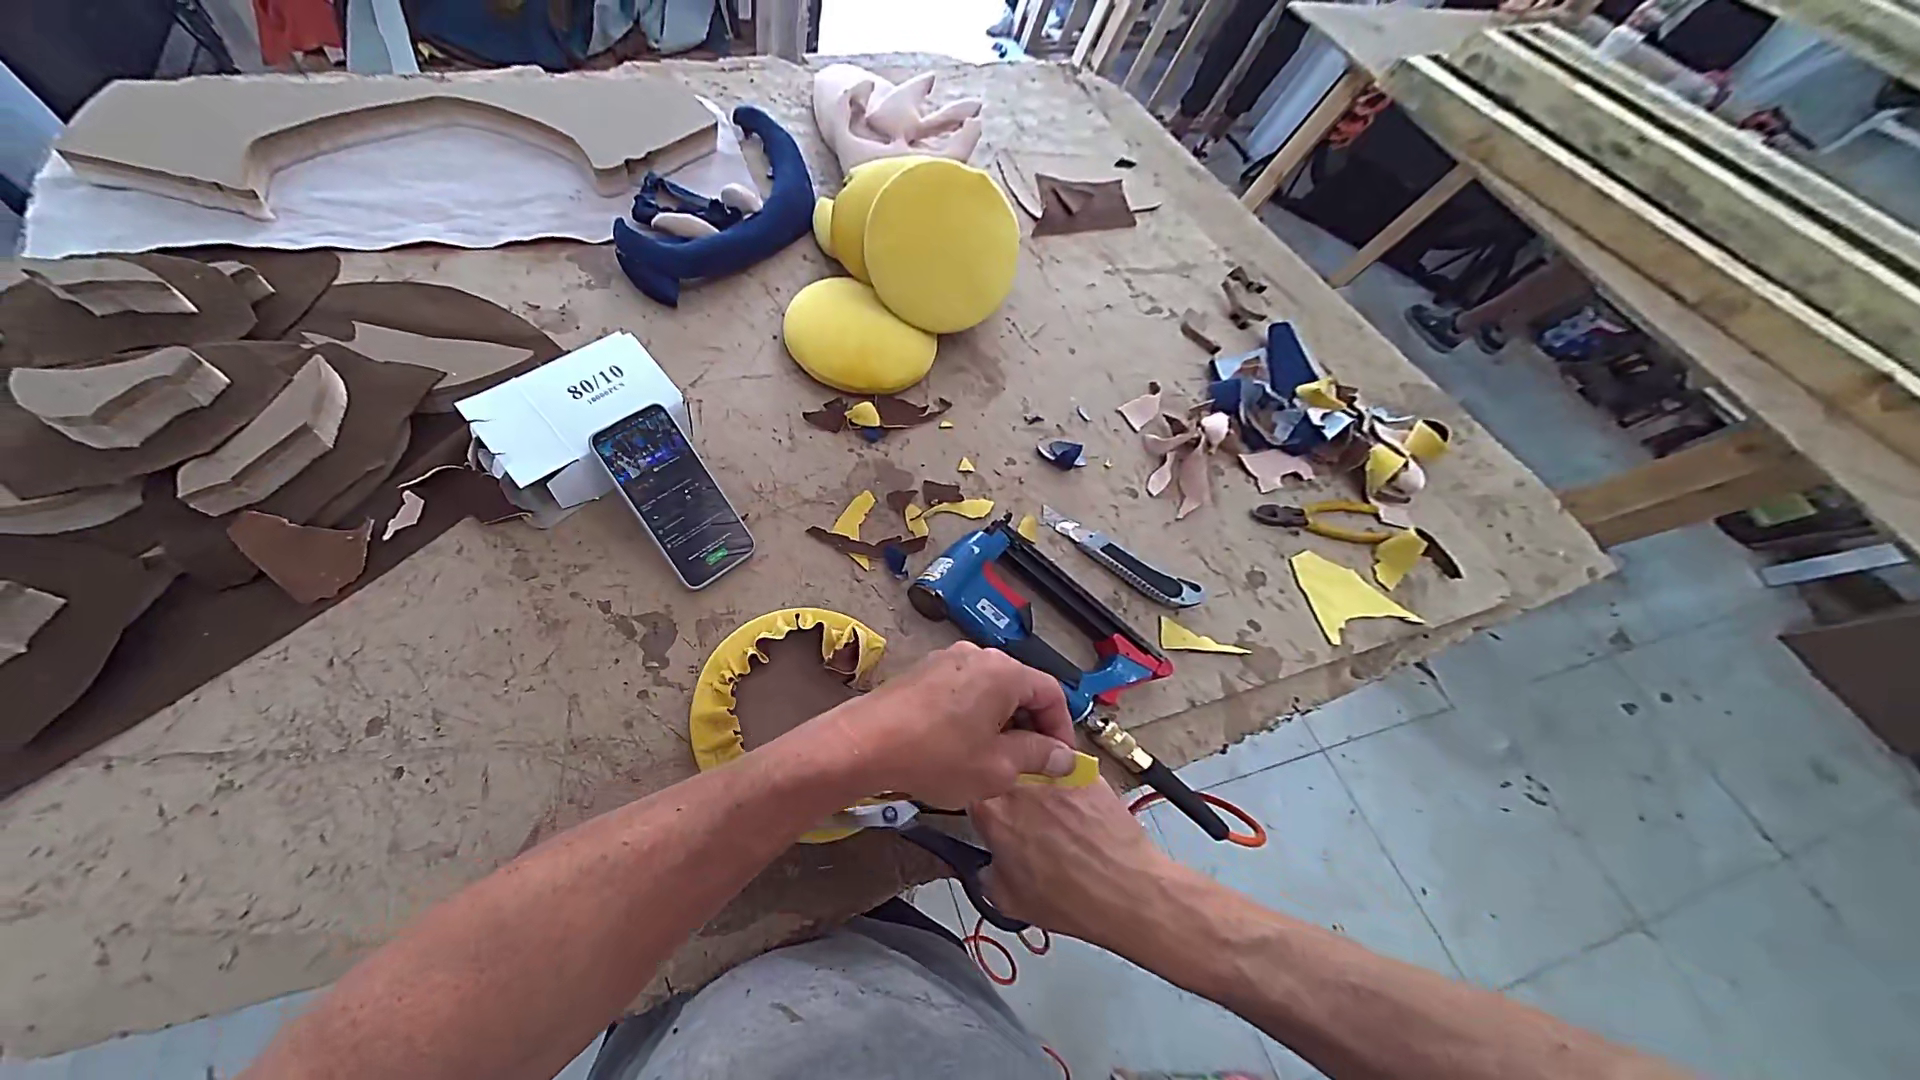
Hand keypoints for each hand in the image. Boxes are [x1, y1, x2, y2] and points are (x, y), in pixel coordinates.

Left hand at [819, 642, 1080, 807]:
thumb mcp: (997, 767)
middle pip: (1020, 687)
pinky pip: (963, 690)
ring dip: (1001, 722)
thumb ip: (1037, 758)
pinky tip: (961, 746)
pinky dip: (973, 715)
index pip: (1051, 692)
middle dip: (1030, 726)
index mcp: (1004, 671)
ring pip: (991, 689)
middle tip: (1030, 764)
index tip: (1059, 760)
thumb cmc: (933, 755)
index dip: (1061, 729)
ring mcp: (946, 659)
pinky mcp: (923, 671)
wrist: (864, 744)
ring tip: (994, 759)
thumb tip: (1060, 756)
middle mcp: (978, 655)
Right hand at [970, 779, 1186, 947]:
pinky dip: (1071, 788)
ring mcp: (1054, 772)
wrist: (1128, 891)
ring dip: (1040, 789)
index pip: (971, 791)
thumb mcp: (1009, 901)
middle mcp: (1020, 782)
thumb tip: (988, 865)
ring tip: (1058, 820)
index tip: (989, 819)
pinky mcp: (1085, 770)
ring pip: (1036, 770)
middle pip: (1004, 775)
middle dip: (1011, 794)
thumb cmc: (1074, 898)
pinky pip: (1068, 772)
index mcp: (992, 810)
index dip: (980, 806)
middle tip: (1025, 822)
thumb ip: (986, 872)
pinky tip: (1081, 816)